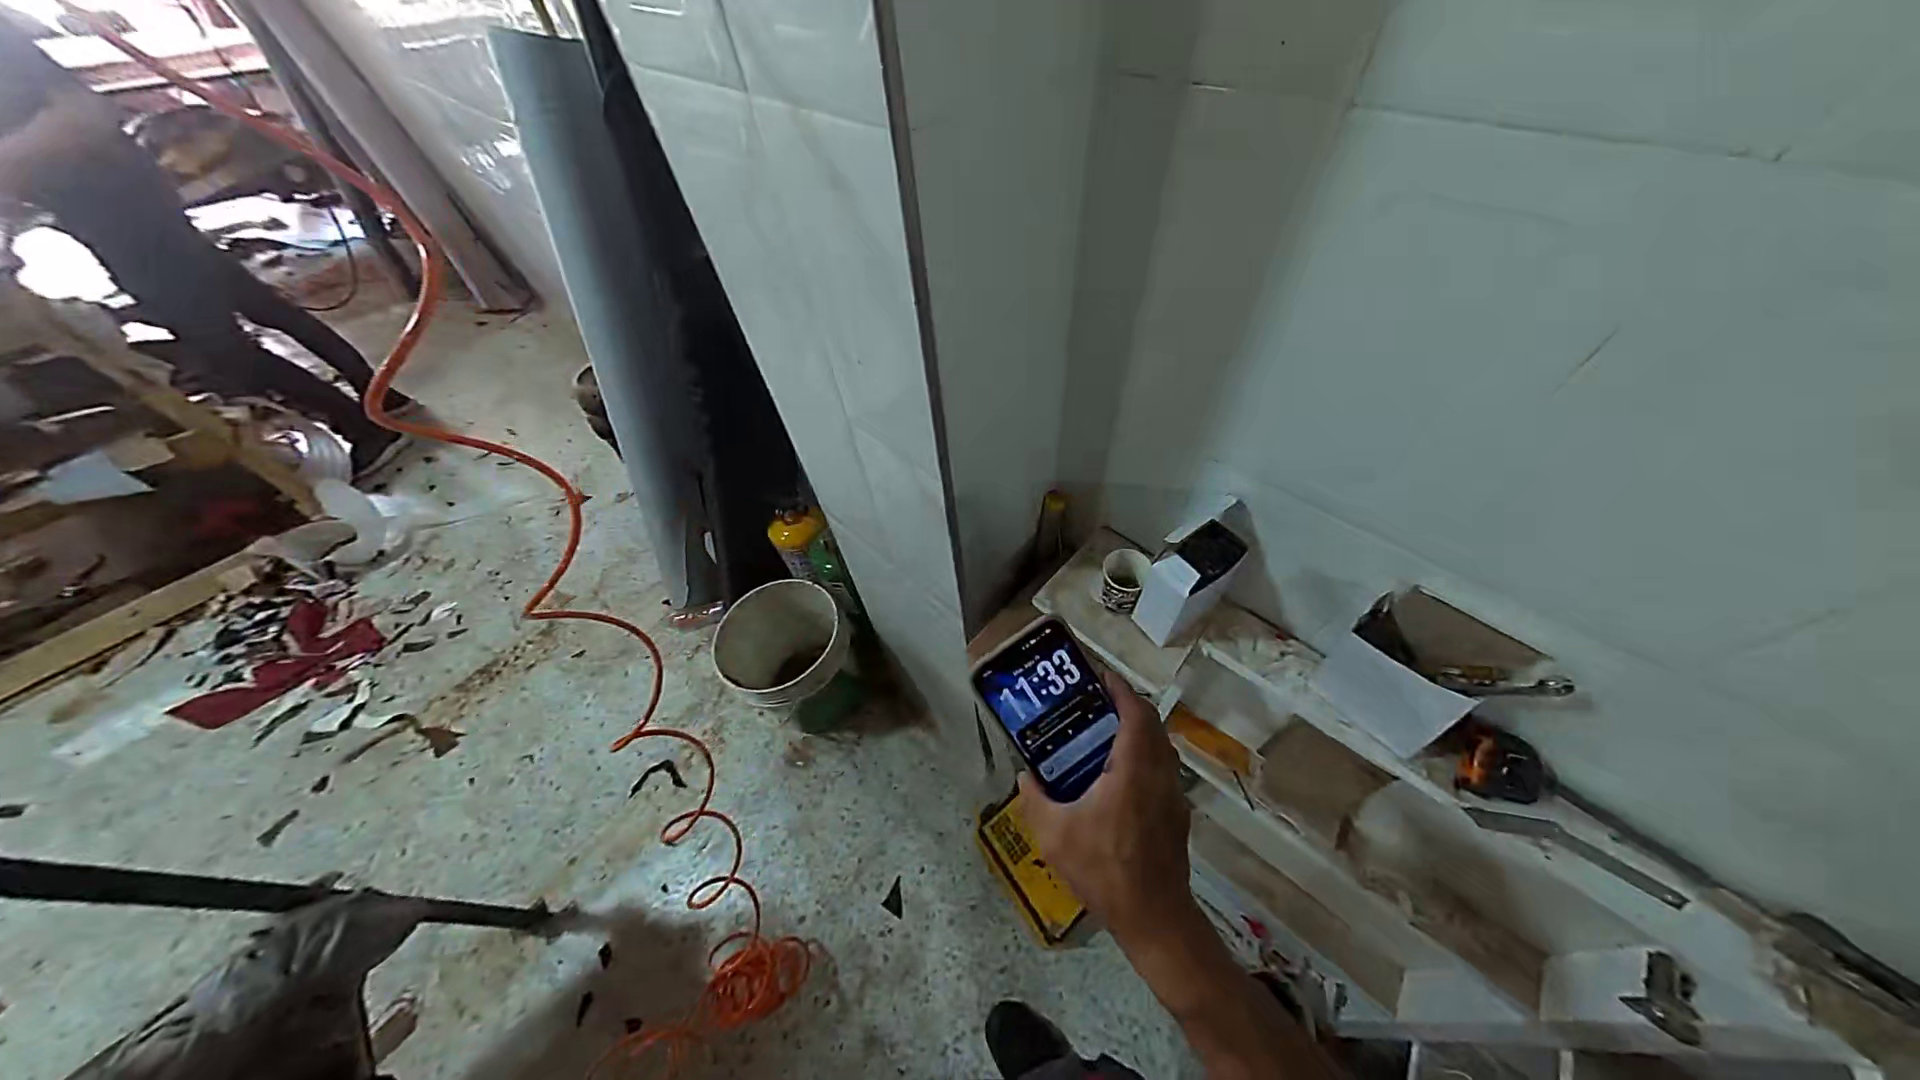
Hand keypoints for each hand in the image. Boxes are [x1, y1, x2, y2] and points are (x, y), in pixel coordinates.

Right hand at [1018, 670, 1194, 941]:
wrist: (1154, 917)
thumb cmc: (1103, 870)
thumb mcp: (1054, 835)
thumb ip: (1034, 799)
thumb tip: (1025, 775)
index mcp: (1132, 770)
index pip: (1136, 715)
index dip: (1121, 690)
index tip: (1102, 676)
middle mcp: (1159, 775)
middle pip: (1152, 725)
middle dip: (1128, 706)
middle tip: (1096, 702)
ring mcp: (1173, 796)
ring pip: (1161, 748)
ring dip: (1139, 731)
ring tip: (1104, 733)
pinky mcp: (1177, 815)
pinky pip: (1163, 770)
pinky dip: (1145, 756)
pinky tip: (1118, 776)